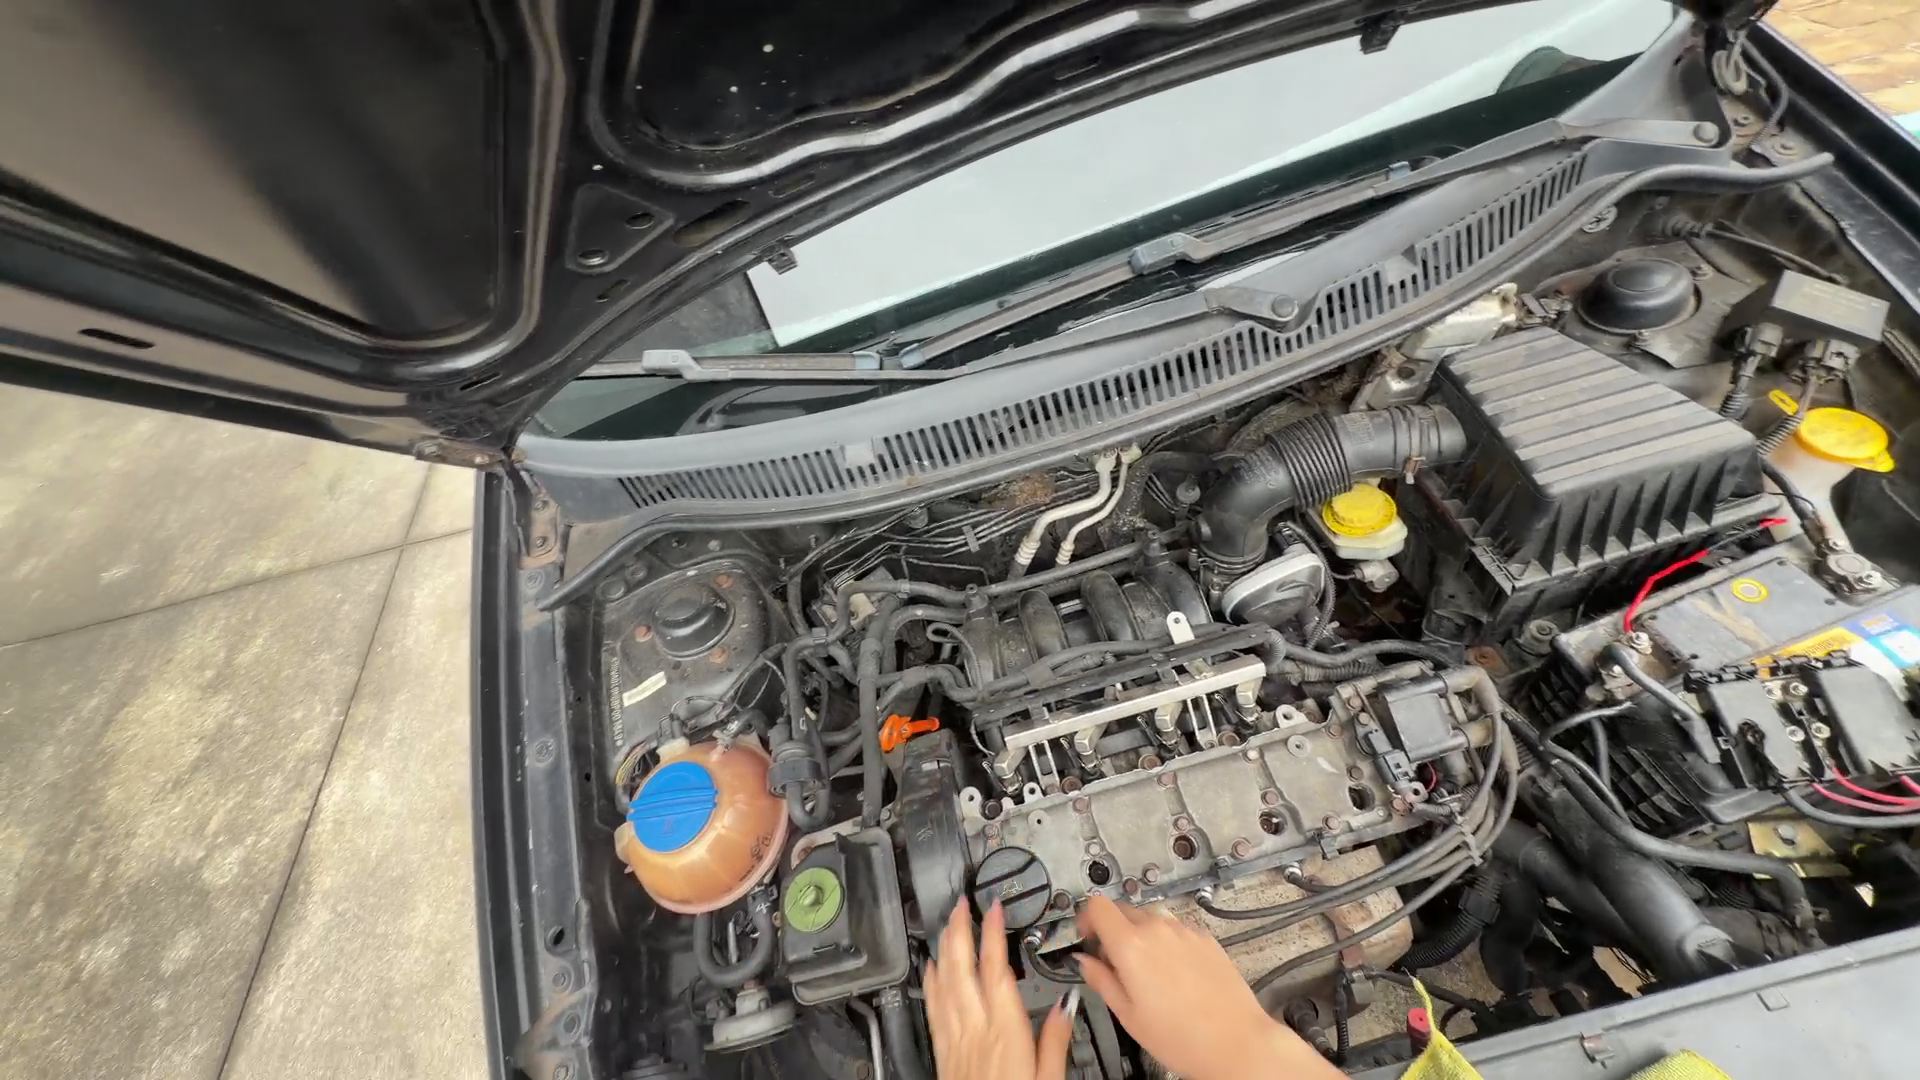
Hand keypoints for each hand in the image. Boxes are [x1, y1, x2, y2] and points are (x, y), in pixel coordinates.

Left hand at [924, 898, 1071, 1079]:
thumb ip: (1055, 1042)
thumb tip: (1065, 1005)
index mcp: (1006, 1032)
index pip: (996, 970)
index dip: (993, 933)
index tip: (993, 908)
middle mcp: (976, 1029)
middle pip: (963, 967)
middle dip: (961, 930)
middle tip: (962, 903)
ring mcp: (956, 1039)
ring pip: (945, 982)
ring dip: (945, 947)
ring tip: (948, 922)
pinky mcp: (943, 1053)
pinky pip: (933, 1008)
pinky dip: (931, 981)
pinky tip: (931, 966)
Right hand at [1075, 895, 1342, 1079]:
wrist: (1238, 1043)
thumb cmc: (1185, 1038)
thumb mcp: (1128, 1016)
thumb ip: (1100, 980)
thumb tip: (1084, 962)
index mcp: (1131, 945)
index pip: (1096, 906)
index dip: (1086, 918)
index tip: (1087, 935)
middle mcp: (1156, 928)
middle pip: (1122, 910)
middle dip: (1113, 931)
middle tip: (1116, 962)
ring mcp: (1183, 930)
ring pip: (1150, 920)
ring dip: (1142, 936)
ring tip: (1150, 974)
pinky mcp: (1204, 937)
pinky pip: (1175, 930)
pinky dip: (1168, 943)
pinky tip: (1176, 975)